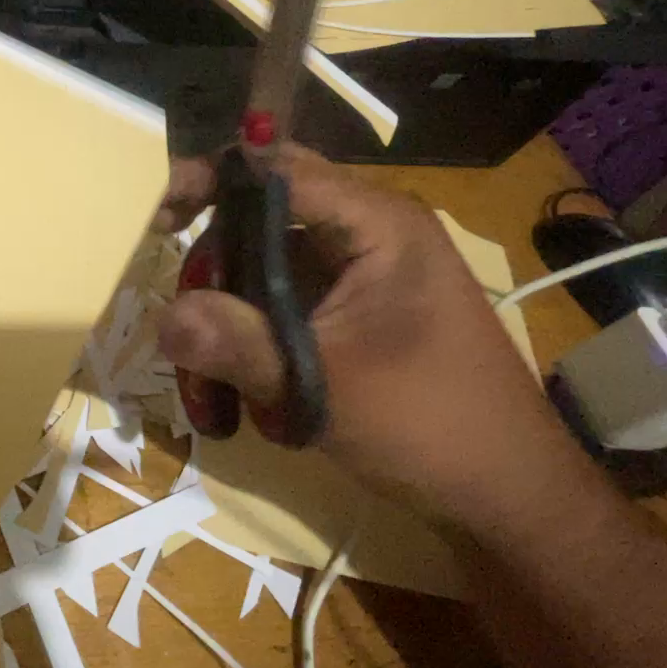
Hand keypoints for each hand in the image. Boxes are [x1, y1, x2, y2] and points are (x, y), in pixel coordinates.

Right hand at [154, 146, 593, 529]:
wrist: (507, 498)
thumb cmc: (430, 425)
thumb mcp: (322, 383)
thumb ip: (237, 342)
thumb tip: (163, 318)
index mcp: (377, 224)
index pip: (276, 169)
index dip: (211, 178)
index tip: (160, 219)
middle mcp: (365, 232)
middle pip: (259, 213)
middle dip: (213, 260)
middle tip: (183, 308)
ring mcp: (356, 271)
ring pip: (259, 261)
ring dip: (223, 313)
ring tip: (210, 386)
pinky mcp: (347, 307)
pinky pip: (275, 298)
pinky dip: (246, 333)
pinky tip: (239, 391)